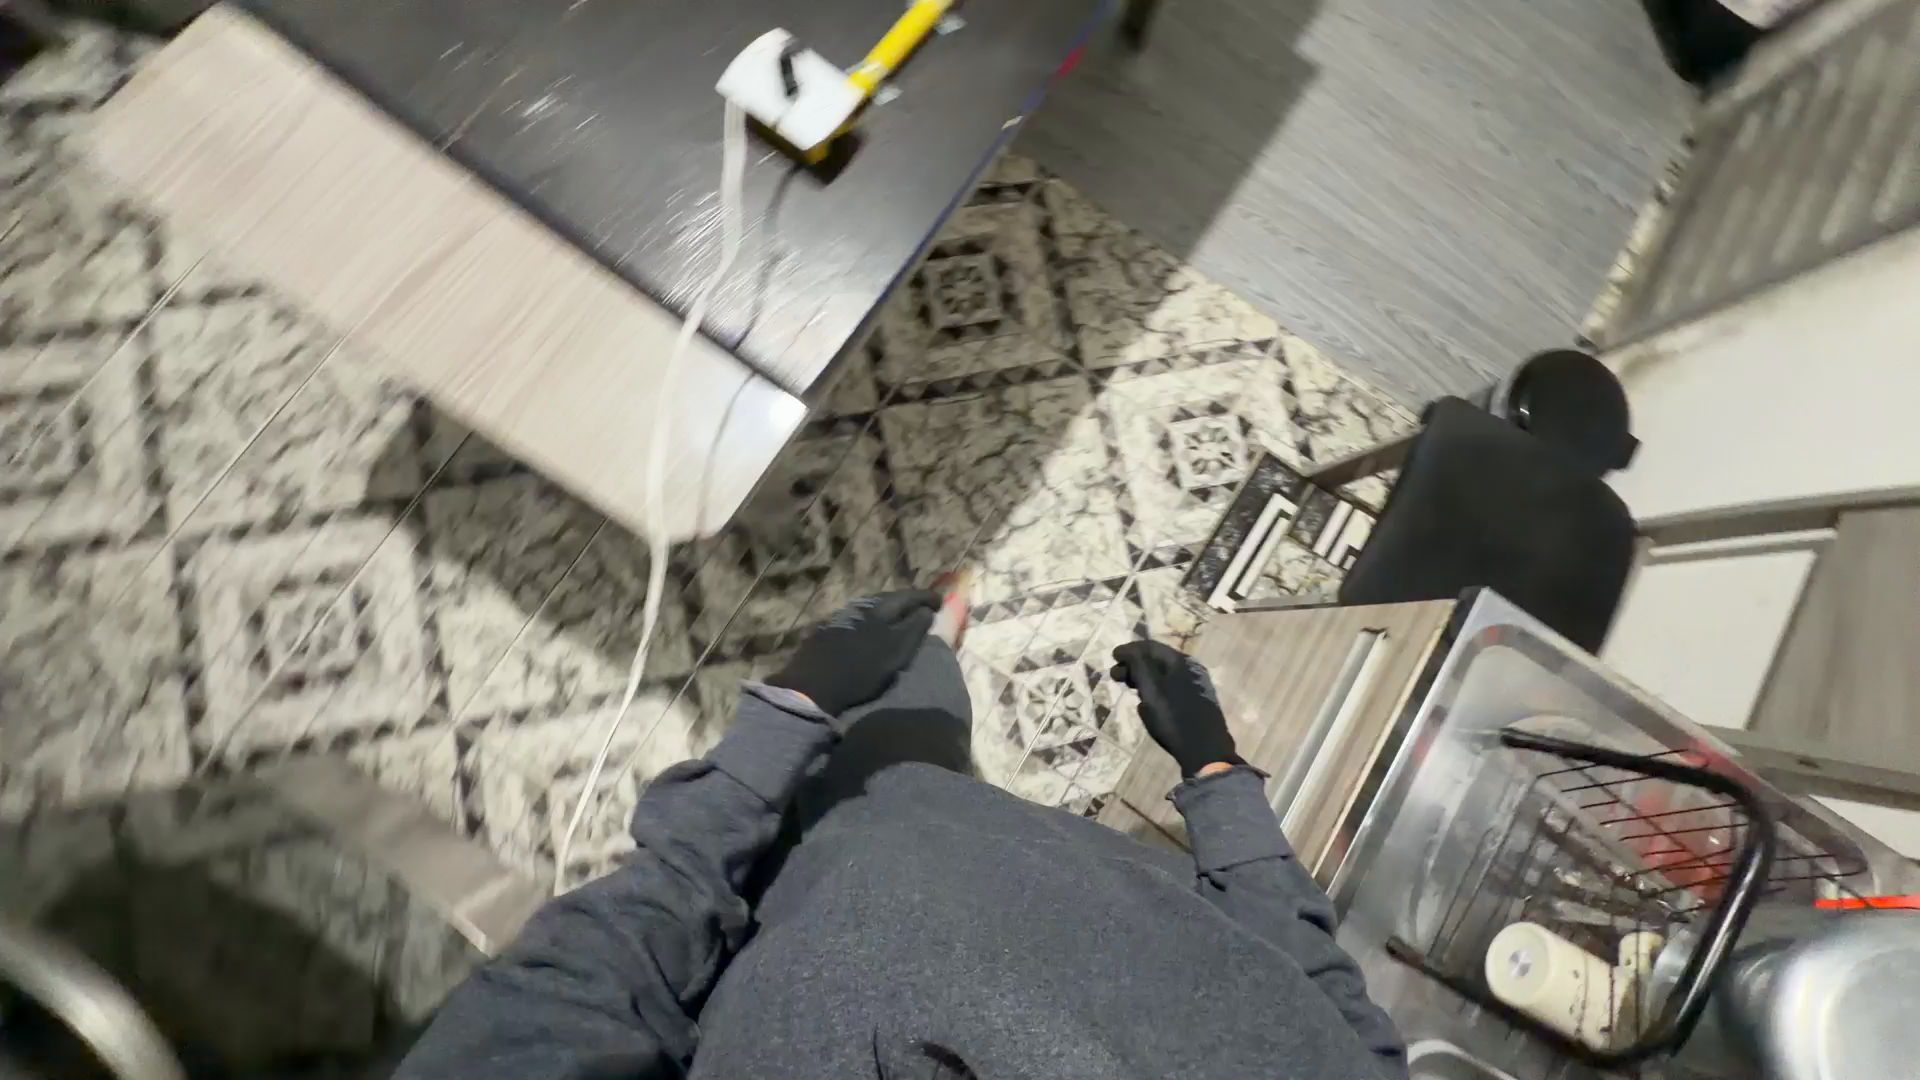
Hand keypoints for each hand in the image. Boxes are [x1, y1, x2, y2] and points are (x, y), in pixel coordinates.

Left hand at [769, 590, 940, 715]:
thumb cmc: (860, 672)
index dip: (926, 598)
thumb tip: (927, 611)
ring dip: (889, 611)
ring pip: (872, 609)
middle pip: (889, 599)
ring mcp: (843, 619)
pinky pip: (859, 620)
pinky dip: (873, 622)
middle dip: (907, 602)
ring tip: (900, 619)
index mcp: (880, 610)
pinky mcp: (829, 633)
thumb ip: (913, 629)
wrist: (812, 686)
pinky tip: (872, 632)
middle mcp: (862, 608)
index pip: (908, 597)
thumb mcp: (895, 652)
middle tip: (922, 607)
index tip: (940, 602)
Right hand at [1109, 640, 1239, 777]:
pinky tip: (1147, 701)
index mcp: (1179, 661)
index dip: (1129, 650)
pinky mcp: (1198, 701)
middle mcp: (1190, 668)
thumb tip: (1126, 650)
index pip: (1149, 646)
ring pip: (1163, 674)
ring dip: (1143, 677)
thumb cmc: (1174, 717)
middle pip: (1156, 659)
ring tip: (1129, 688)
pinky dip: (1154, 688)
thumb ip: (1138, 665)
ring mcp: (1196, 685)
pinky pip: (1170, 687)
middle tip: (1116, 676)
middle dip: (1134, 665)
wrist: (1205, 751)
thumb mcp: (1150, 688)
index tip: (1113, 657)